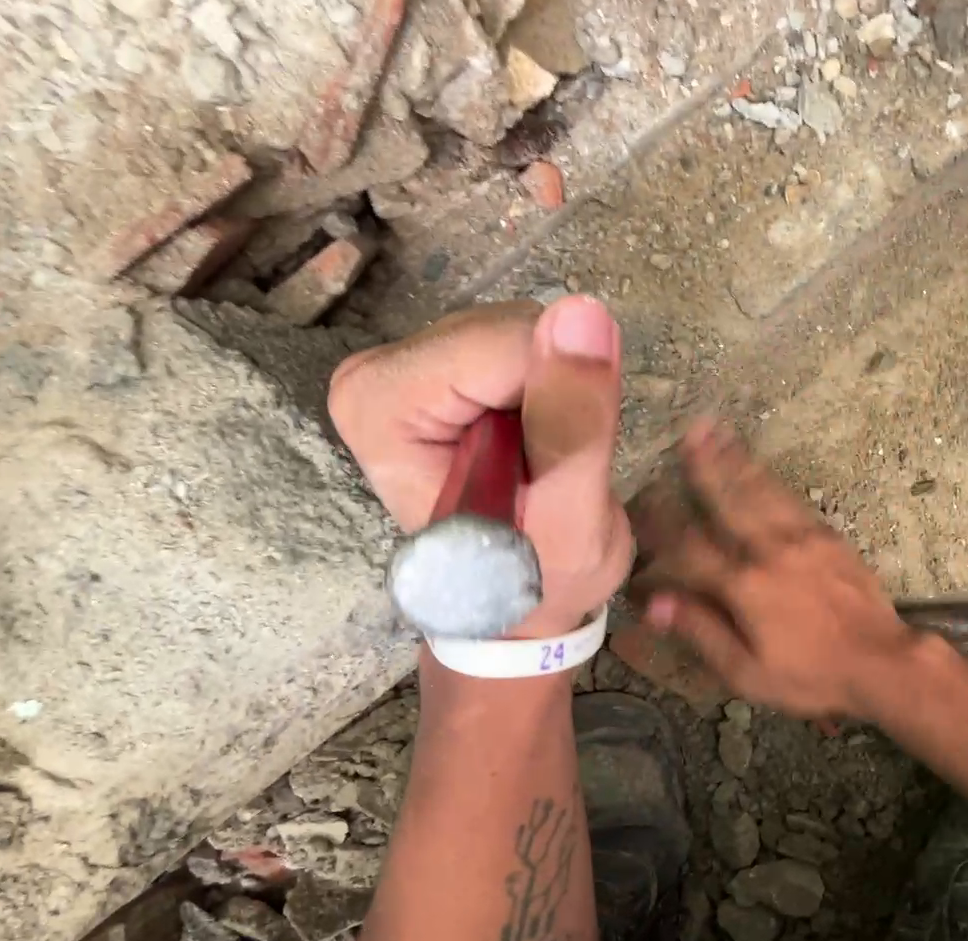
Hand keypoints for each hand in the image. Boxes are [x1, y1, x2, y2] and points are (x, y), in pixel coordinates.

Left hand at [328, 296, 633, 639]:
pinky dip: (557, 388)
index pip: (511, 347)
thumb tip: (586, 310)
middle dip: (561, 394)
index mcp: (384, 403)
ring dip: (562, 392)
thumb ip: (574, 423)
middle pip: (516, 331)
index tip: (563, 462)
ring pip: (529, 331)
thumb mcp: (569, 520)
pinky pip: (531, 343)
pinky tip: (542, 436)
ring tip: (549, 456)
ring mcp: (408, 363)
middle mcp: (380, 369)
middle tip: (559, 465)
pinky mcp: (443, 364)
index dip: (564, 398)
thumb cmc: (537, 580)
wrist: (520, 602)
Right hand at [631, 421, 923, 720]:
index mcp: (744, 586)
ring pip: (761, 490)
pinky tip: (759, 467)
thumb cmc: (811, 675)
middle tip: (686, 434)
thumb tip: (655, 602)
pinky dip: (770, 478)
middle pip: (728, 500)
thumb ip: (701, 631)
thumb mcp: (747, 671)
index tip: (640, 502)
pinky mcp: (830, 537)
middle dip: (703, 467)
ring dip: (735, 460)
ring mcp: (804, 538)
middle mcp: (770, 550)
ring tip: (715, 431)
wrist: (881, 661)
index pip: (690, 547)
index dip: (662, 524)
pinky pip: (791, 498)